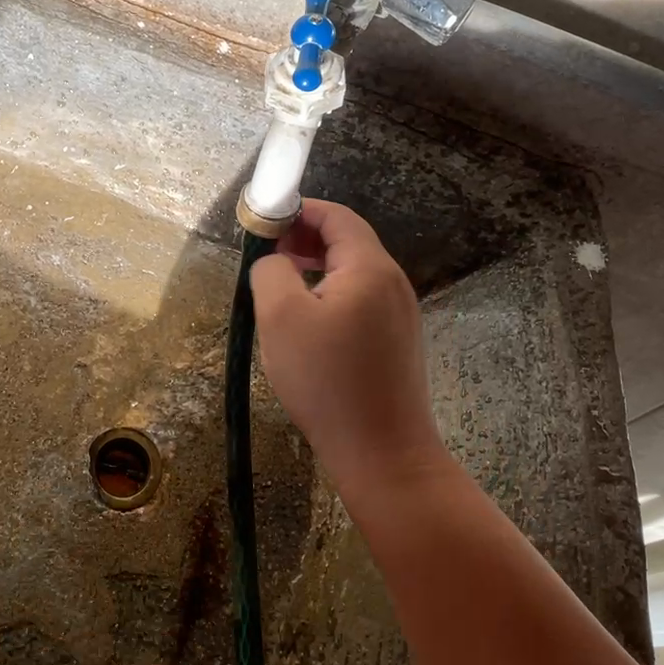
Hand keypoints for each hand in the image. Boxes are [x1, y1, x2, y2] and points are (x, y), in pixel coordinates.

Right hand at [250, 199, 443, 486]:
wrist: (383, 453)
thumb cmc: (327, 381)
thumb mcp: (281, 319)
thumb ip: (271, 271)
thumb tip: (274, 259)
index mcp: (370, 267)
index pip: (336, 216)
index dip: (298, 210)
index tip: (263, 227)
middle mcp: (392, 283)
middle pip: (347, 241)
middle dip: (303, 239)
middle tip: (267, 257)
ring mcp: (400, 314)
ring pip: (352, 273)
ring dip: (315, 269)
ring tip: (281, 290)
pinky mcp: (397, 342)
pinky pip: (360, 301)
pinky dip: (330, 296)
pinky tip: (308, 325)